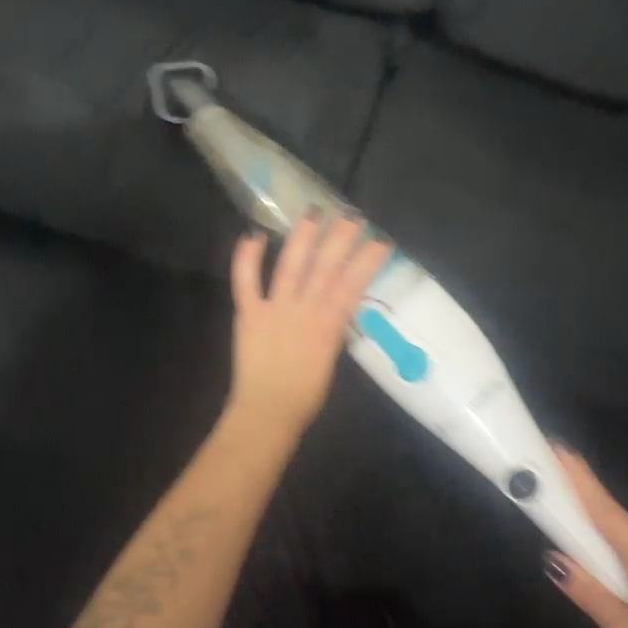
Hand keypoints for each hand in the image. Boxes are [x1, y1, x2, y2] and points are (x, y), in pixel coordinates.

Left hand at [224, 213, 391, 436]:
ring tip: (314, 214)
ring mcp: (275, 308)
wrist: (268, 412)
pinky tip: (254, 235)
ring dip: (303, 238)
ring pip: (291, 265)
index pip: (353, 284)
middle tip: (352, 217)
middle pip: (325, 267)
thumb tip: (337, 303)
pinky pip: (246, 281)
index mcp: (329, 324)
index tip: (381, 240)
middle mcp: (304, 309)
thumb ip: (332, 327)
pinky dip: (247, 258)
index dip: (367, 260)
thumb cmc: (305, 393)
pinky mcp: (249, 312)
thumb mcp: (331, 358)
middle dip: (340, 240)